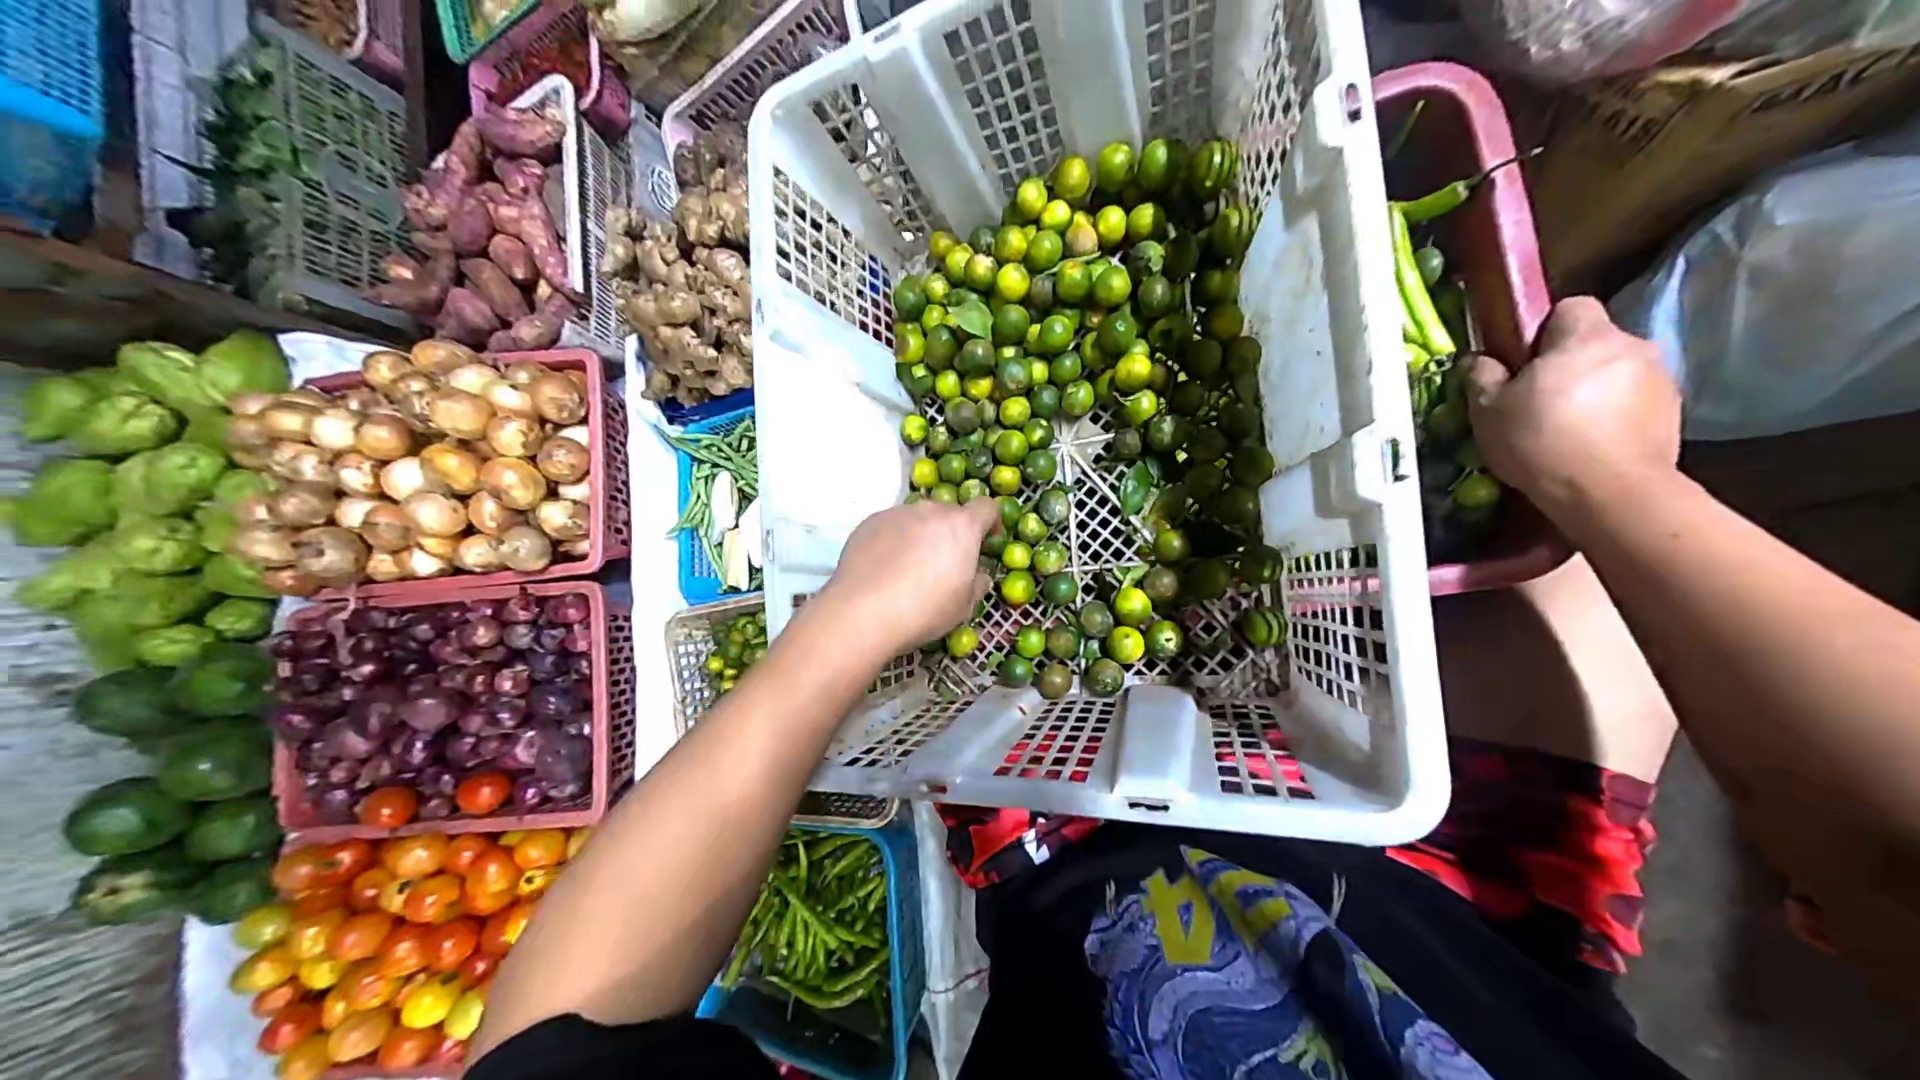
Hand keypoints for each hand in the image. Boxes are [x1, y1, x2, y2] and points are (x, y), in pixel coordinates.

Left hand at [814, 499, 997, 656]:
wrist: (863, 612)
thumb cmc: (924, 610)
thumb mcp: (963, 606)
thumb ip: (977, 584)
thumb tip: (979, 576)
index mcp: (961, 526)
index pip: (987, 507)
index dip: (991, 523)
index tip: (986, 542)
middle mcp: (930, 511)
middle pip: (950, 513)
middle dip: (953, 533)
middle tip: (945, 563)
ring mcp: (897, 514)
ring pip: (918, 519)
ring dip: (922, 535)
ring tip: (910, 568)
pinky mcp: (870, 523)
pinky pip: (891, 526)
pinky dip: (894, 540)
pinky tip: (885, 568)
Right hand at [1465, 297, 1680, 519]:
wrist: (1609, 492)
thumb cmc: (1540, 441)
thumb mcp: (1488, 410)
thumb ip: (1481, 376)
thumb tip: (1479, 359)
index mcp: (1586, 338)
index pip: (1570, 306)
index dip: (1542, 328)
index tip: (1521, 359)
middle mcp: (1632, 346)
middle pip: (1593, 341)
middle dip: (1567, 362)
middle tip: (1534, 398)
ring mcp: (1659, 377)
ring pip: (1614, 370)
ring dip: (1591, 388)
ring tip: (1563, 424)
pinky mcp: (1672, 410)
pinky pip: (1632, 399)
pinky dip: (1612, 412)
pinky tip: (1588, 440)